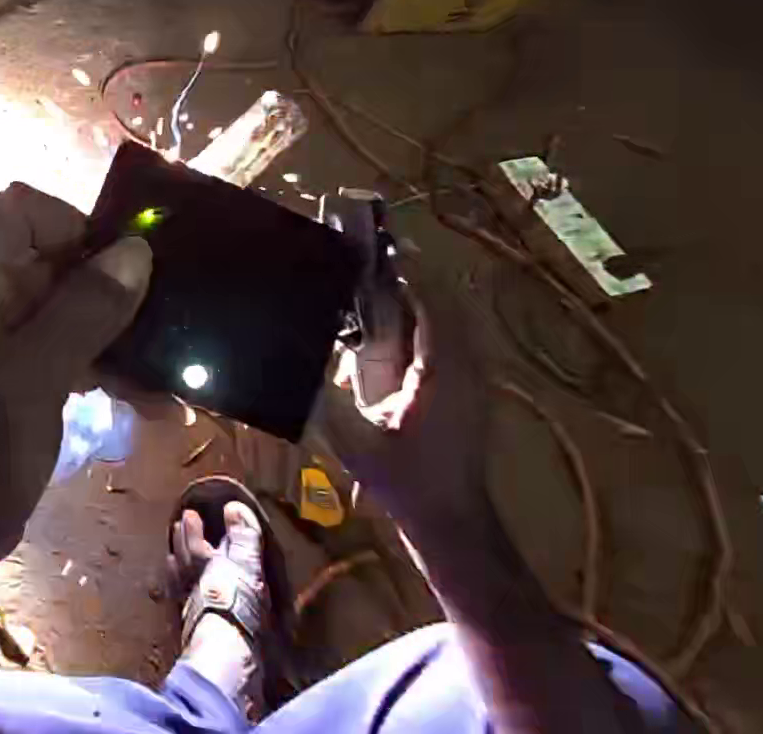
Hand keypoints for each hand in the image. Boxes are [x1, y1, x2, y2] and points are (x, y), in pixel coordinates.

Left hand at [0, 183, 152, 583]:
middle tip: (163, 317)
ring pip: (59, 304)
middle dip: (105, 284)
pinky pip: (57, 346)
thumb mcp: (31, 379)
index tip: (121, 266)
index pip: (17, 211)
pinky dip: (97, 363)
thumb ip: (82, 310)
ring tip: (168, 366)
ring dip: (110, 330)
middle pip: (45, 257)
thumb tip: (135, 250)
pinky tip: (148, 399)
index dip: (71, 225)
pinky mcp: (6, 373)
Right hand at [322, 261, 490, 539]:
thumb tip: (290, 361)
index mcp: (442, 377)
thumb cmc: (403, 480)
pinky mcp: (467, 385)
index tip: (382, 246)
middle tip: (374, 245)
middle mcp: (465, 369)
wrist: (451, 518)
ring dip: (422, 288)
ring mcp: (472, 377)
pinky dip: (426, 311)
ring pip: (452, 316)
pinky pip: (449, 334)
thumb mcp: (354, 442)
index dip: (411, 274)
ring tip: (382, 264)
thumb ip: (323, 401)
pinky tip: (397, 306)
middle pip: (447, 303)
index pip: (434, 309)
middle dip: (414, 272)